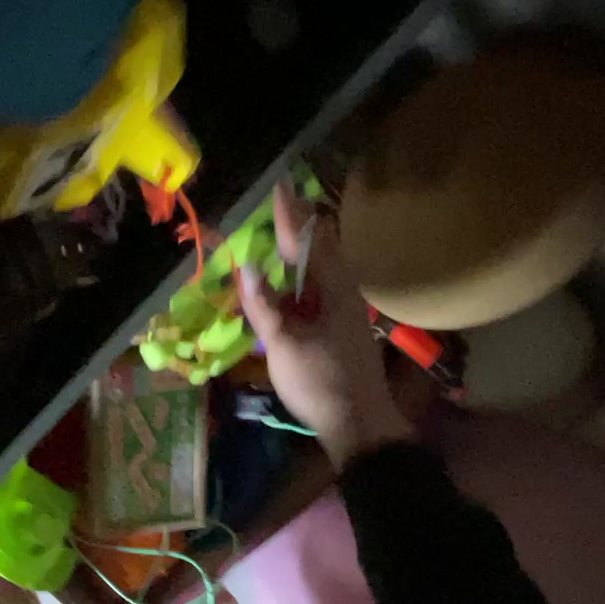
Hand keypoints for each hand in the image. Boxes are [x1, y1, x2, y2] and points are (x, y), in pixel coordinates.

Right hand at [236, 181, 411, 467]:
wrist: (357, 420)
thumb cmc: (319, 380)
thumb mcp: (284, 344)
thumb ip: (263, 305)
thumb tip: (246, 266)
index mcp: (331, 286)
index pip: (307, 236)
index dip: (288, 211)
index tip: (276, 183)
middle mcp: (340, 288)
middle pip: (319, 245)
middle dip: (295, 222)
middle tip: (273, 202)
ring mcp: (341, 307)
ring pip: (318, 266)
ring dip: (297, 248)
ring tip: (274, 232)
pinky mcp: (336, 324)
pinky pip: (315, 287)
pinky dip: (296, 275)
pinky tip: (282, 281)